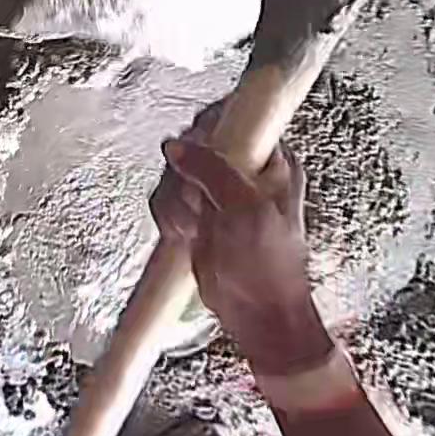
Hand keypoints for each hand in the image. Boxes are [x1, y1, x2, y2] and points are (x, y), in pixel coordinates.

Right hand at [151, 109, 330, 374]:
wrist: (259, 318)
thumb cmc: (269, 265)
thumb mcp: (247, 210)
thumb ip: (211, 169)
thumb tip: (175, 145)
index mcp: (268, 159)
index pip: (234, 116)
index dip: (209, 126)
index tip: (195, 147)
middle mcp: (241, 167)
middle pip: (193, 142)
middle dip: (187, 174)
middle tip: (198, 200)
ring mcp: (215, 189)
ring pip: (175, 170)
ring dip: (177, 200)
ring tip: (195, 227)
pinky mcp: (194, 210)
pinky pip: (165, 195)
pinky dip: (169, 215)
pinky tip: (184, 235)